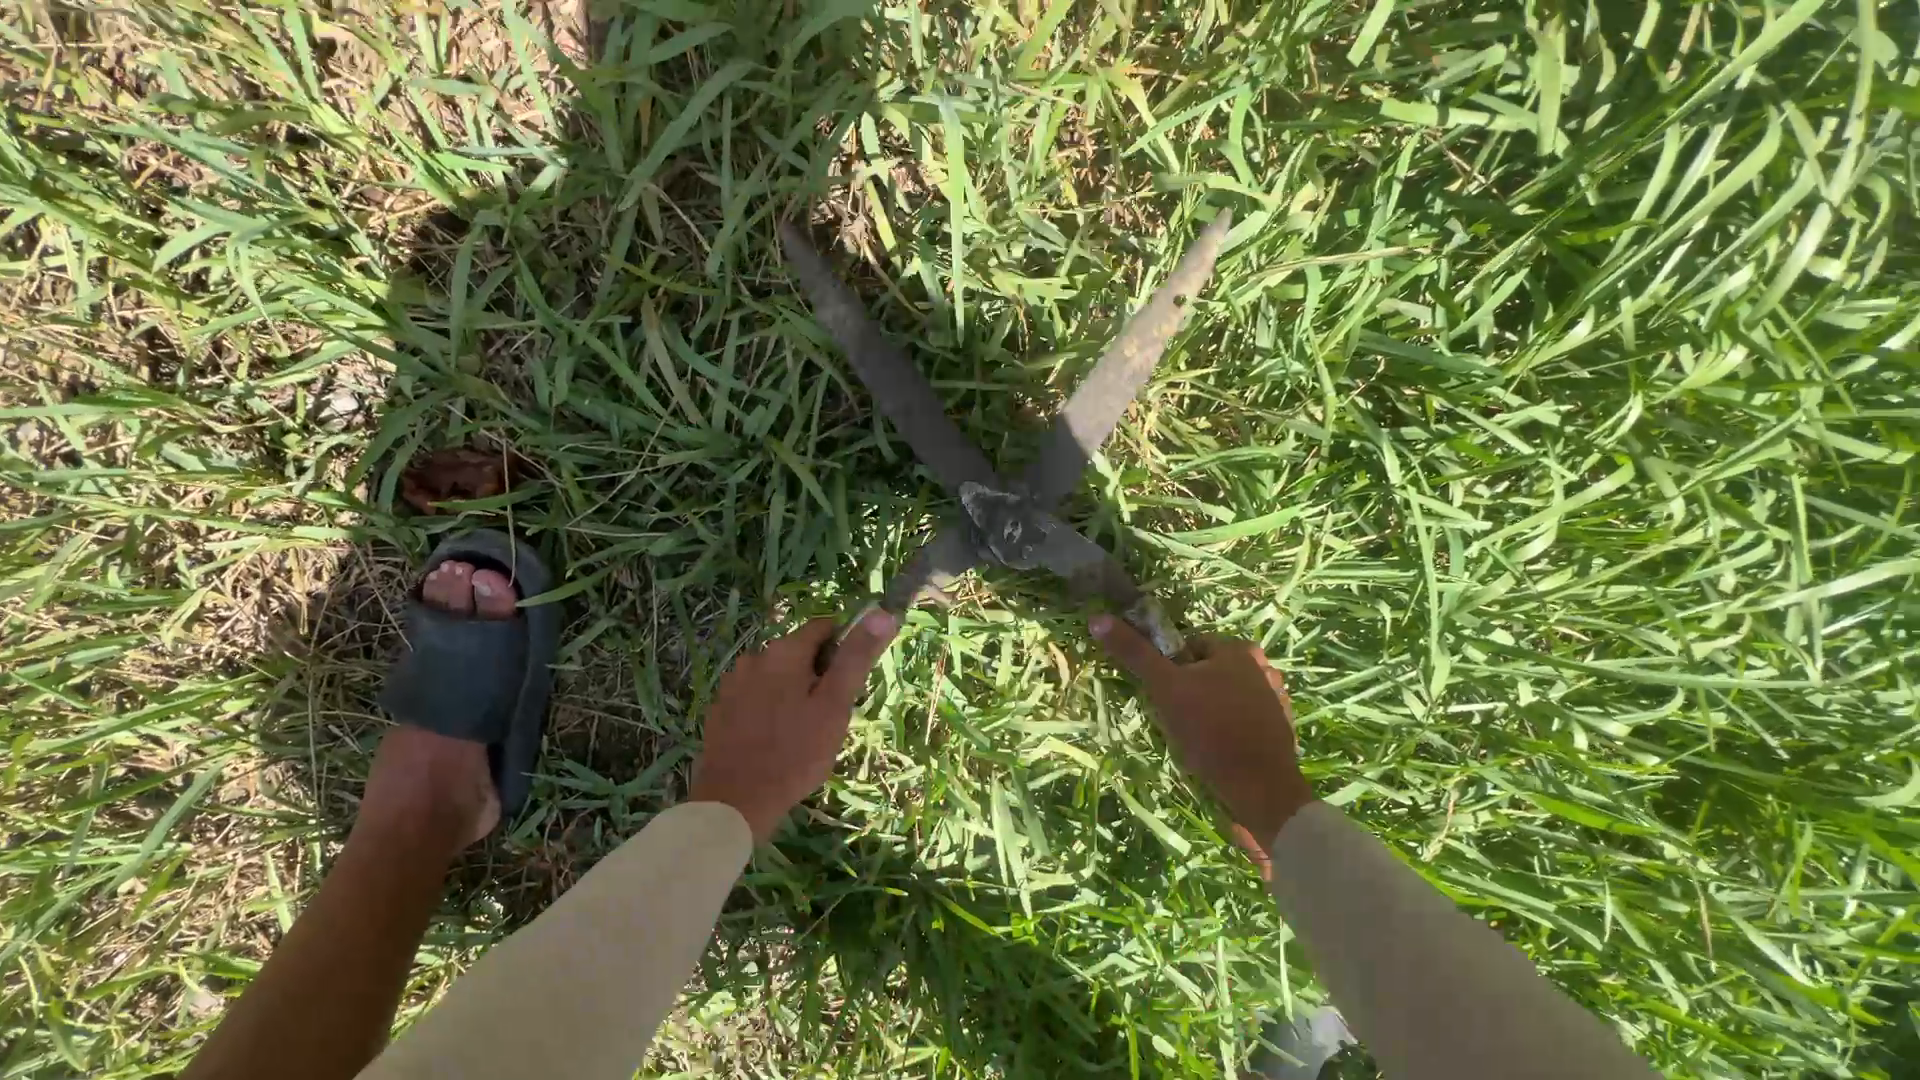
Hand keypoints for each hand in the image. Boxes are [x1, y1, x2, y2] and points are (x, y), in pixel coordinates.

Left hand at [691, 610, 898, 843]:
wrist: (737, 801)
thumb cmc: (796, 752)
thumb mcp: (835, 705)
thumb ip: (856, 657)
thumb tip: (881, 613)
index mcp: (784, 651)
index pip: (824, 628)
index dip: (843, 650)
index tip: (848, 685)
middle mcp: (754, 657)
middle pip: (799, 654)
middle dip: (818, 676)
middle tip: (829, 716)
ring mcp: (732, 684)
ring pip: (776, 677)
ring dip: (793, 693)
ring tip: (803, 733)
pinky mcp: (720, 710)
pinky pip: (754, 698)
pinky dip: (769, 710)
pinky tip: (775, 740)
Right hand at [1089, 615, 1312, 855]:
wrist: (1261, 789)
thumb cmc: (1210, 731)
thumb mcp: (1165, 687)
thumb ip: (1134, 652)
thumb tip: (1097, 619)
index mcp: (1239, 648)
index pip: (1188, 648)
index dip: (1169, 672)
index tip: (1164, 698)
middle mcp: (1263, 666)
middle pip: (1206, 672)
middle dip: (1189, 693)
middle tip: (1179, 721)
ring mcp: (1276, 698)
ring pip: (1224, 697)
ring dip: (1209, 712)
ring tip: (1198, 740)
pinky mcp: (1281, 728)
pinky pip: (1243, 719)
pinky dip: (1229, 730)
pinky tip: (1219, 750)